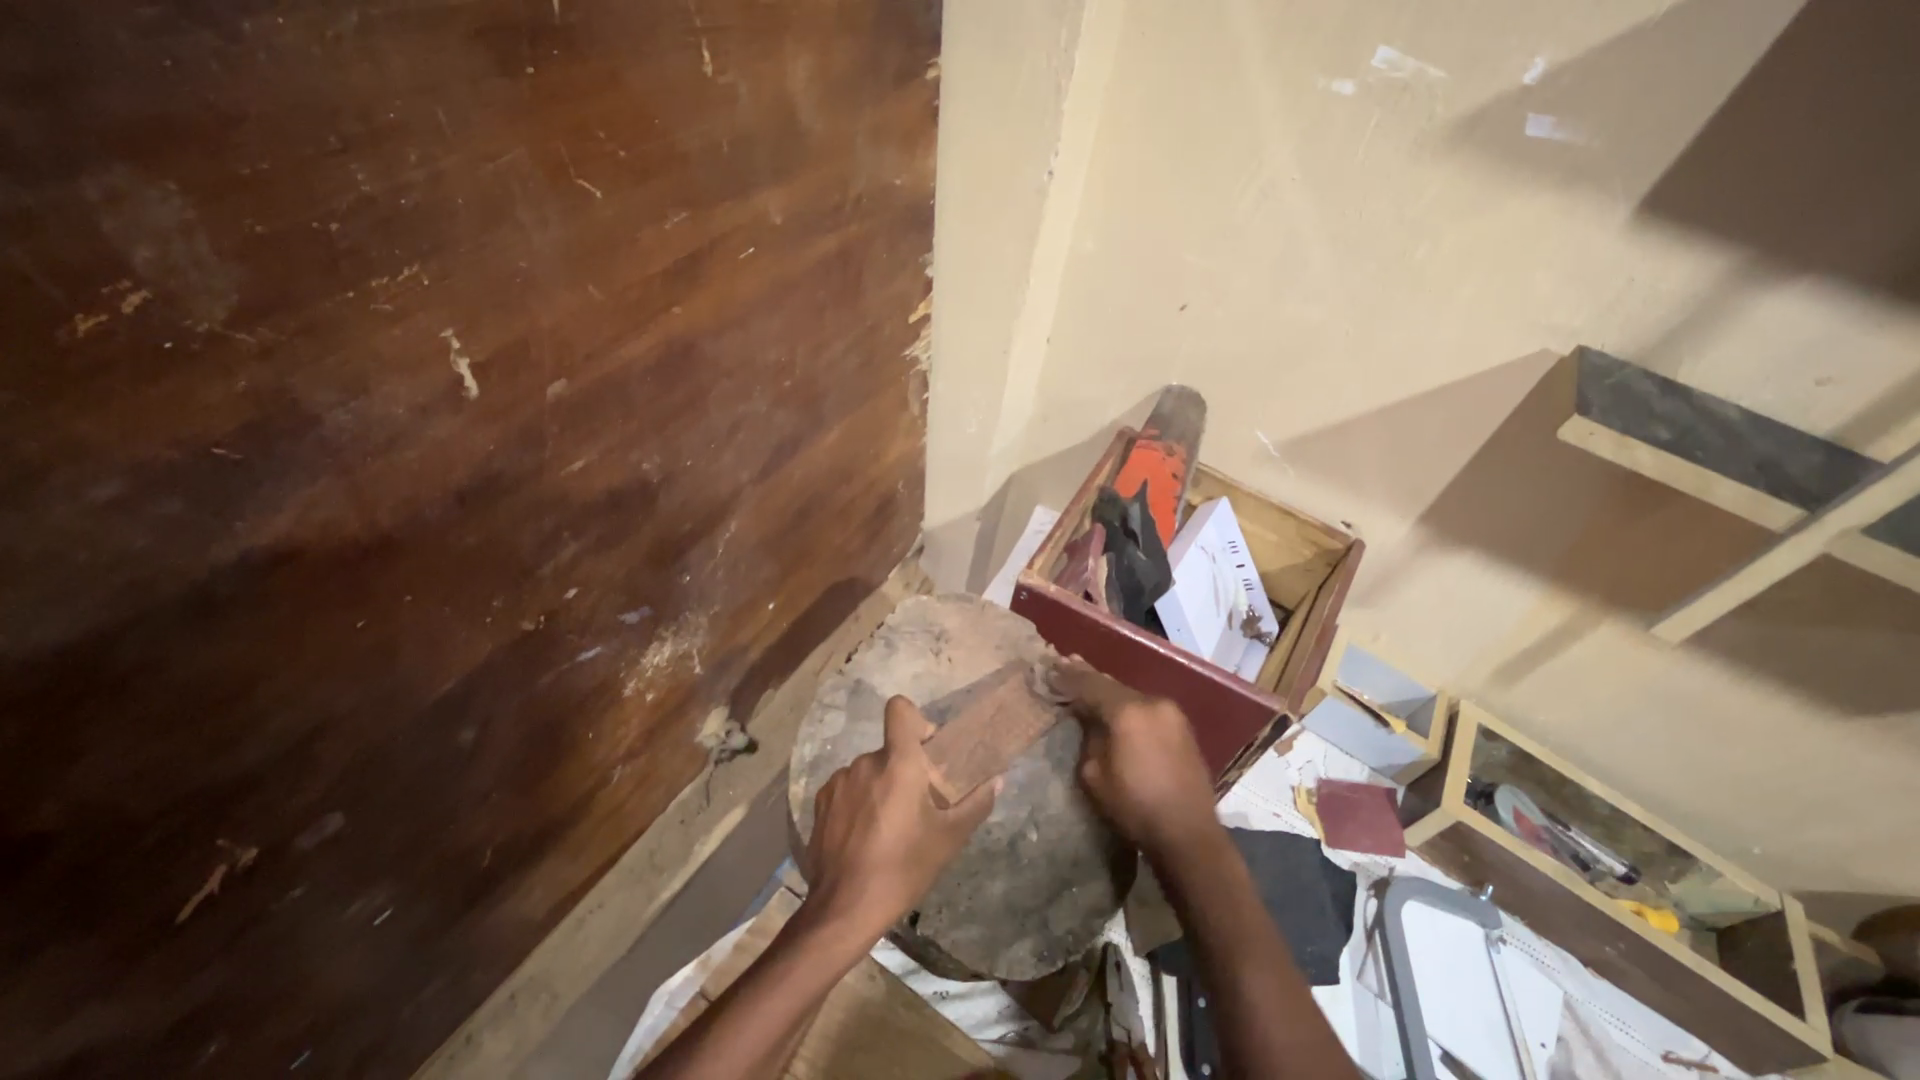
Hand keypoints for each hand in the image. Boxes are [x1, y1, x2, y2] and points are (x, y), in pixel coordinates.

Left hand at [803, 696, 997, 937]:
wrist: (845, 907)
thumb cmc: (904, 868)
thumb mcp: (949, 838)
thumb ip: (976, 803)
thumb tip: (997, 780)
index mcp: (898, 763)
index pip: (900, 709)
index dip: (916, 720)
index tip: (928, 751)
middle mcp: (865, 762)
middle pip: (890, 750)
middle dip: (904, 770)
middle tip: (918, 806)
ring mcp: (838, 782)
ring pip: (868, 771)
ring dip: (880, 788)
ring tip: (889, 827)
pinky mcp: (819, 803)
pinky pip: (847, 789)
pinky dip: (857, 803)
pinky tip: (863, 836)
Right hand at [1055, 659, 1220, 864]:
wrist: (1188, 832)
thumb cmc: (1135, 806)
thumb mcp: (1095, 774)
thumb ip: (1089, 738)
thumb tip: (1090, 720)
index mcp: (1128, 711)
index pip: (1091, 685)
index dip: (1068, 677)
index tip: (1050, 668)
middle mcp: (1153, 702)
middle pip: (1113, 686)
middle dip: (1088, 677)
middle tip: (1065, 663)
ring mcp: (1172, 713)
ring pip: (1132, 696)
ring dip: (1110, 693)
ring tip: (1088, 684)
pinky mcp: (1183, 727)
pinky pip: (1148, 709)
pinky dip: (1130, 706)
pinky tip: (1118, 708)